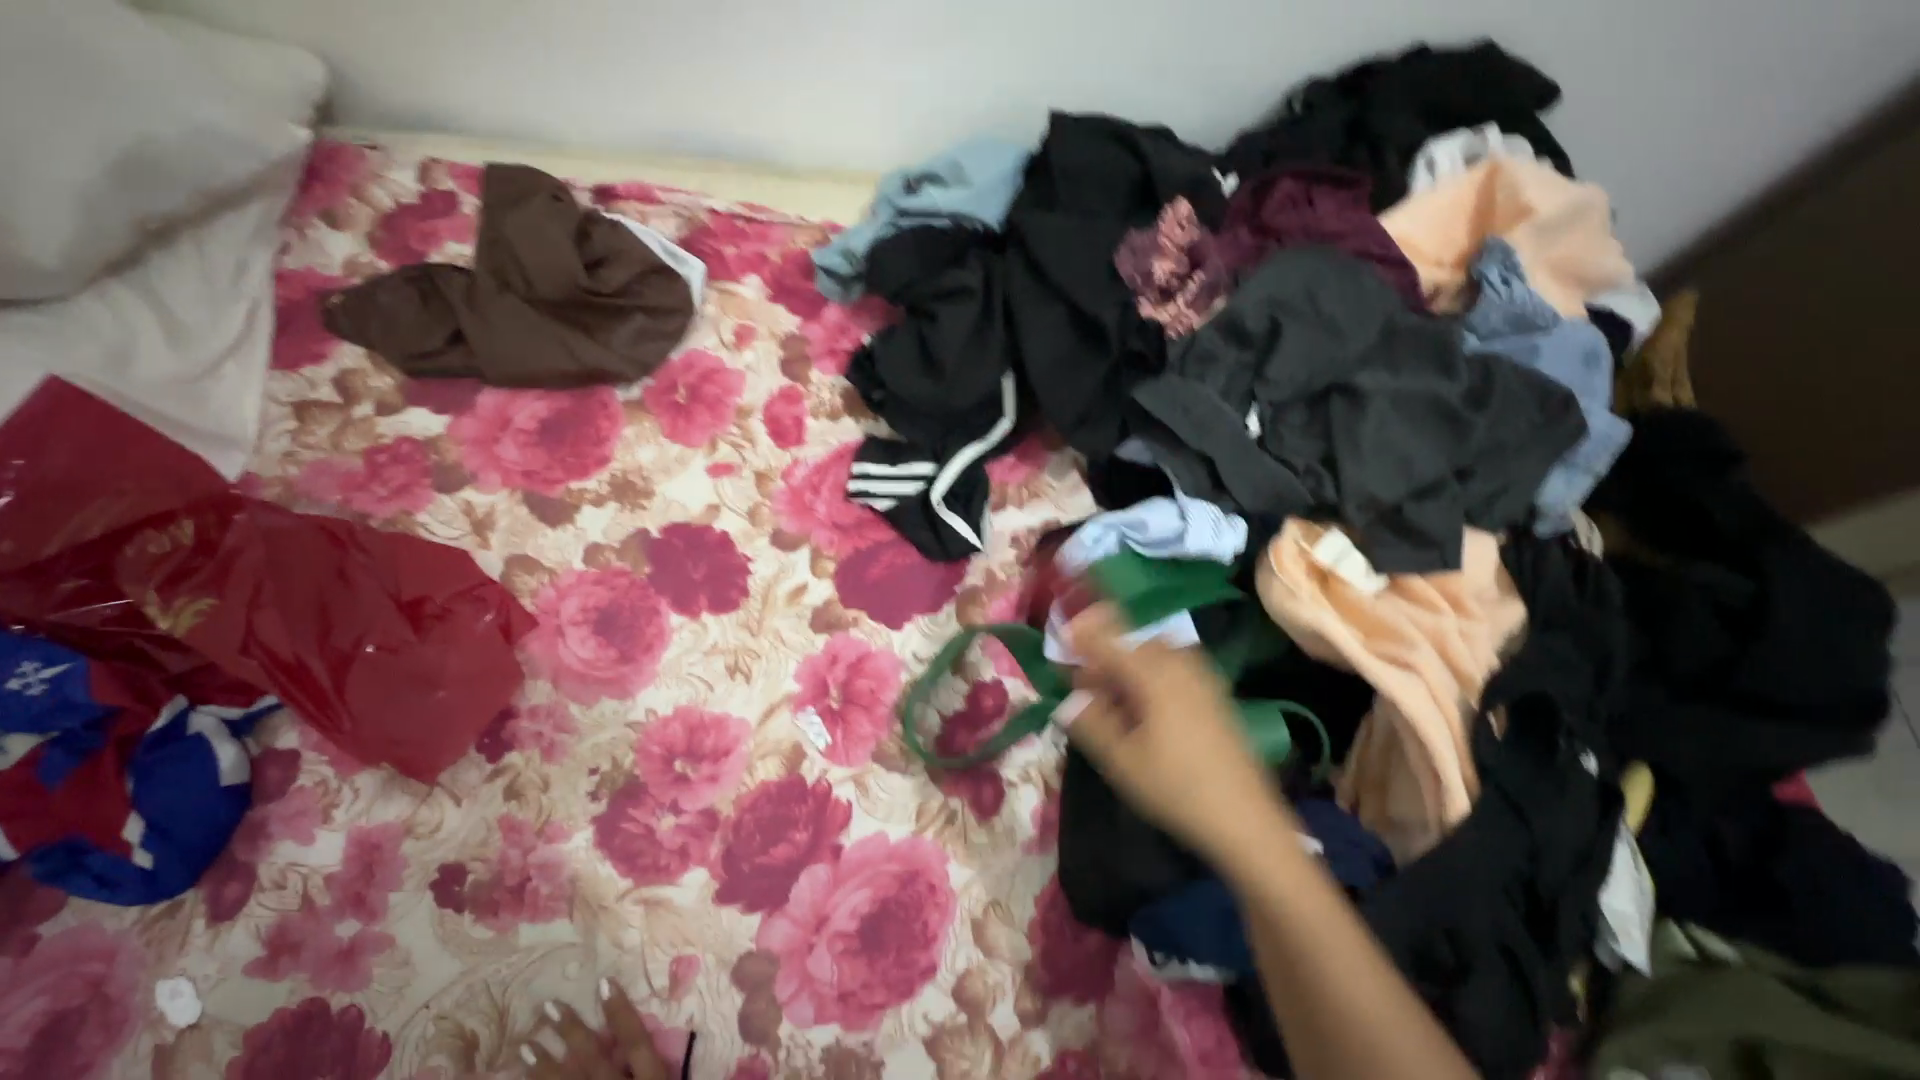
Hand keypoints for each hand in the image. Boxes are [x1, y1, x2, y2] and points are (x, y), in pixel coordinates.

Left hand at [520, 978, 671, 1079]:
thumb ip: (658, 1063)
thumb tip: (659, 1031)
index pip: (636, 1042)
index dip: (621, 1012)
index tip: (605, 982)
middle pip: (594, 1059)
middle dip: (572, 1033)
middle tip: (550, 1006)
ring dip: (544, 1067)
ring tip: (526, 1045)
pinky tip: (524, 1076)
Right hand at [1058, 604, 1295, 866]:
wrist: (1245, 819)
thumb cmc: (1176, 789)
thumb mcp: (1121, 760)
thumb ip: (1090, 722)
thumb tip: (1069, 699)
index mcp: (1154, 673)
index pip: (1109, 637)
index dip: (1081, 635)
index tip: (1060, 643)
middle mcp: (1180, 665)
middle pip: (1134, 641)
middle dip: (1104, 653)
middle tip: (1083, 683)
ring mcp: (1202, 679)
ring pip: (1154, 655)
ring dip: (1127, 665)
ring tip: (1109, 697)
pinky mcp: (1214, 696)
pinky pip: (1173, 669)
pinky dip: (1149, 676)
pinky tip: (1141, 709)